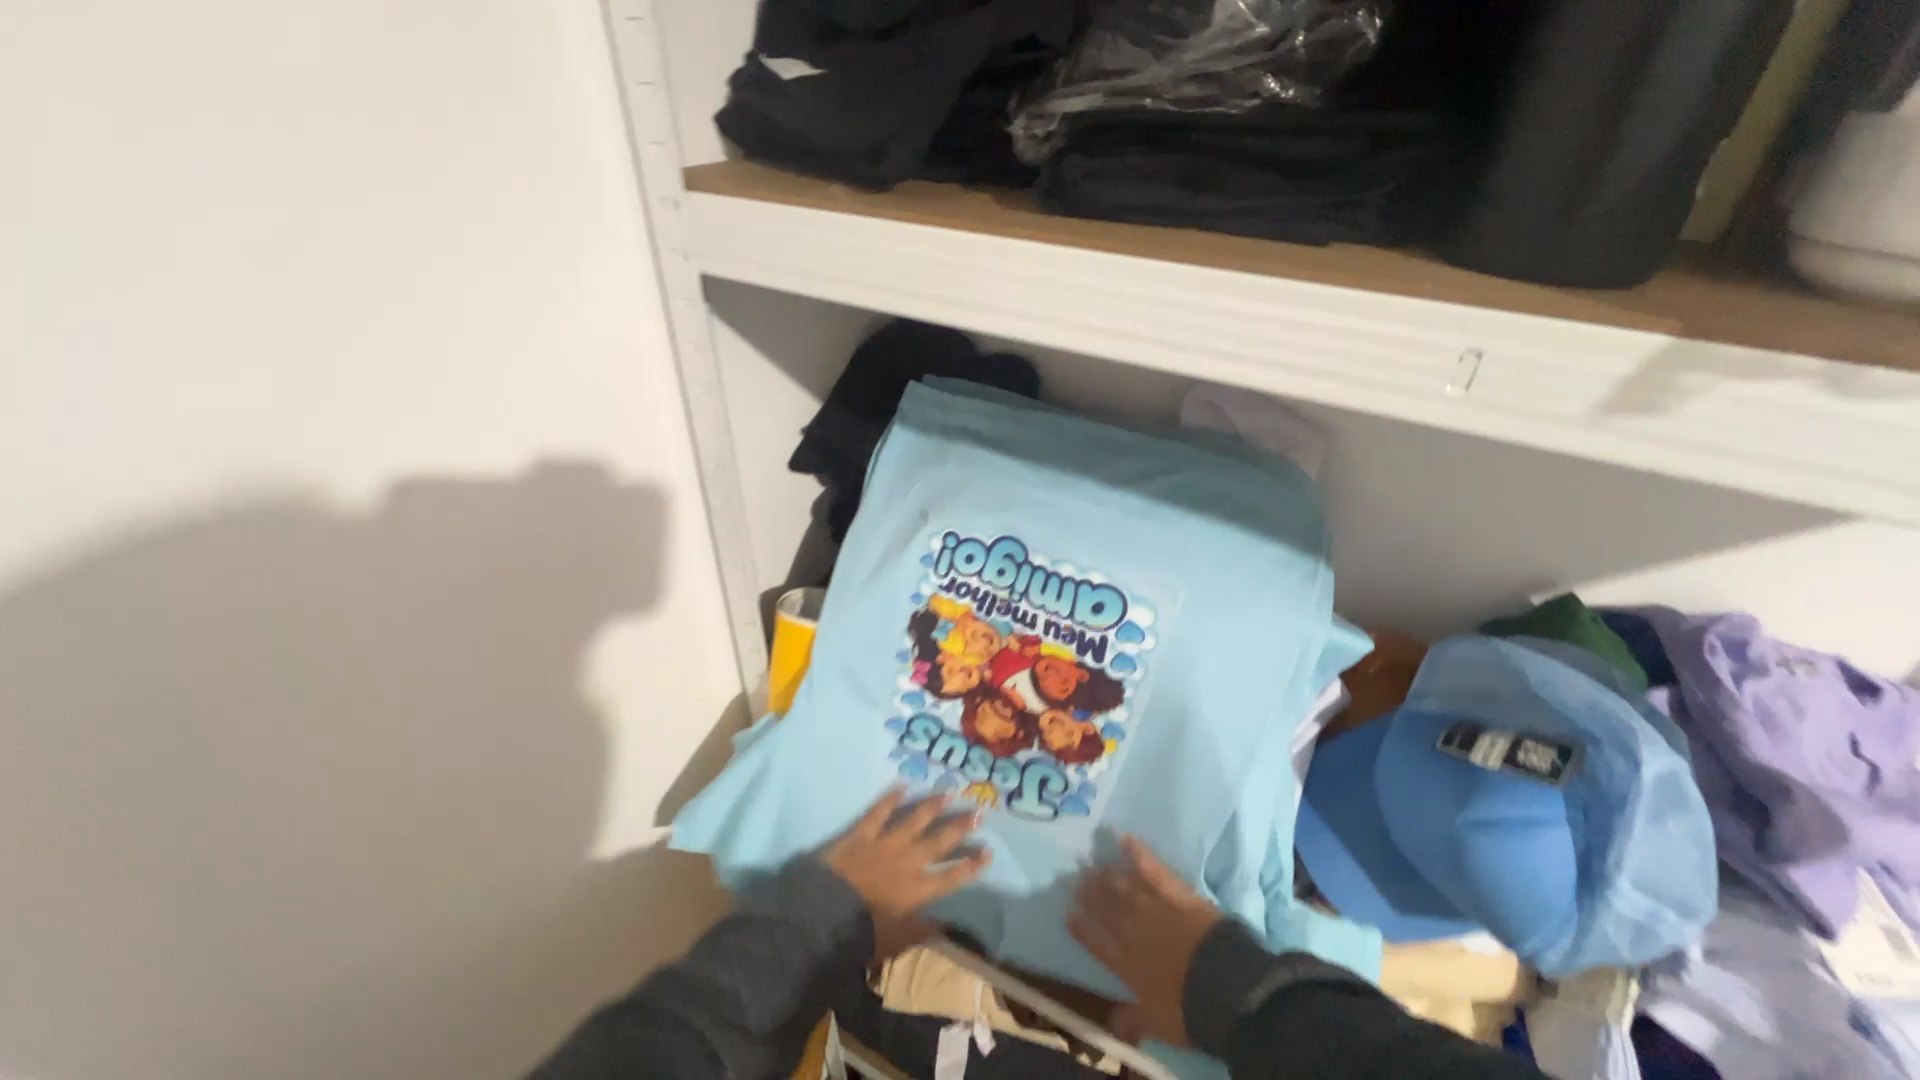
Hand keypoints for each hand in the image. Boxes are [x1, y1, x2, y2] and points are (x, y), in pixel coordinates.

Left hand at [823, 789, 990, 958]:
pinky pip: (879, 812)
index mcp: (918, 891)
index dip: (971, 865)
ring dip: (933, 806)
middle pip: (940, 842)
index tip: (988, 852)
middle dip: (960, 827)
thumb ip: (919, 932)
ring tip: (948, 793)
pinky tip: (902, 786)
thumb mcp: (894, 941)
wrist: (825, 911)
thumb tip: (943, 929)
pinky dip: (890, 799)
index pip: (952, 876)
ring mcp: (886, 844)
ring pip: (915, 820)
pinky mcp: (863, 834)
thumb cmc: (860, 931)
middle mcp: (908, 862)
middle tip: (978, 813)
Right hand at [1069, 835, 1223, 1046]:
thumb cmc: (1191, 1011)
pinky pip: (1153, 869)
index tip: (1067, 912)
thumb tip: (1112, 1024)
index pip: (1097, 943)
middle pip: (1107, 908)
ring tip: (1092, 862)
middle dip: (1090, 893)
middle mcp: (1134, 932)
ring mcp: (1154, 908)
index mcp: (1127, 966)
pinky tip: (1126, 838)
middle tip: (1074, 876)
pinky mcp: (1176, 894)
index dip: (1082, 928)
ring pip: (1124, 887)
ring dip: (1107, 874)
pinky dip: (1138, 853)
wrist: (1226, 988)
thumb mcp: (1159, 1024)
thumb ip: (1133, 1020)